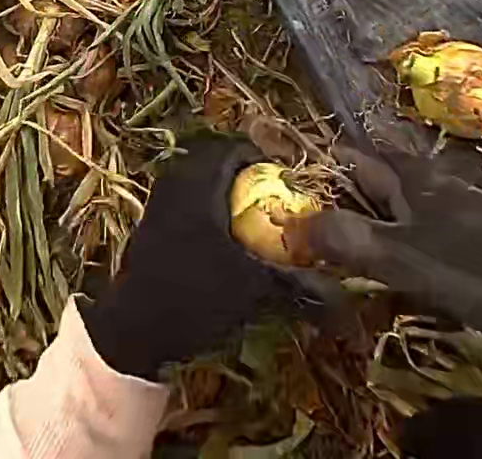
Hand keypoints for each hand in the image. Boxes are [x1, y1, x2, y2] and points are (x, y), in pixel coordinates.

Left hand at [80, 135, 321, 379]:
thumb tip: (347, 302)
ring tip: (250, 223)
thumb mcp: (254, 291)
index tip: (287, 186)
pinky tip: (222, 241)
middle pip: (220, 161)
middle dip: (249, 178)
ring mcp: (159, 197)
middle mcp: (176, 178)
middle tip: (273, 203)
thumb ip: (300, 289)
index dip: (266, 162)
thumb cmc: (194, 297)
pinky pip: (187, 195)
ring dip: (227, 192)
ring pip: (202, 178)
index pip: (237, 148)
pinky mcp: (151, 218)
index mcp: (199, 180)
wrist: (133, 332)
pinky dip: (208, 206)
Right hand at [286, 146, 481, 357]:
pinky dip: (385, 245)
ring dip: (359, 228)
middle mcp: (419, 181)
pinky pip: (405, 232)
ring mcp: (440, 207)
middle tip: (305, 235)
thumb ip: (343, 238)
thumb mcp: (398, 254)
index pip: (345, 158)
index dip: (314, 172)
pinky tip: (379, 272)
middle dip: (333, 204)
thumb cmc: (469, 267)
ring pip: (384, 209)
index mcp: (403, 172)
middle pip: (362, 183)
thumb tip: (289, 226)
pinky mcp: (455, 236)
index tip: (287, 194)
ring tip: (334, 257)